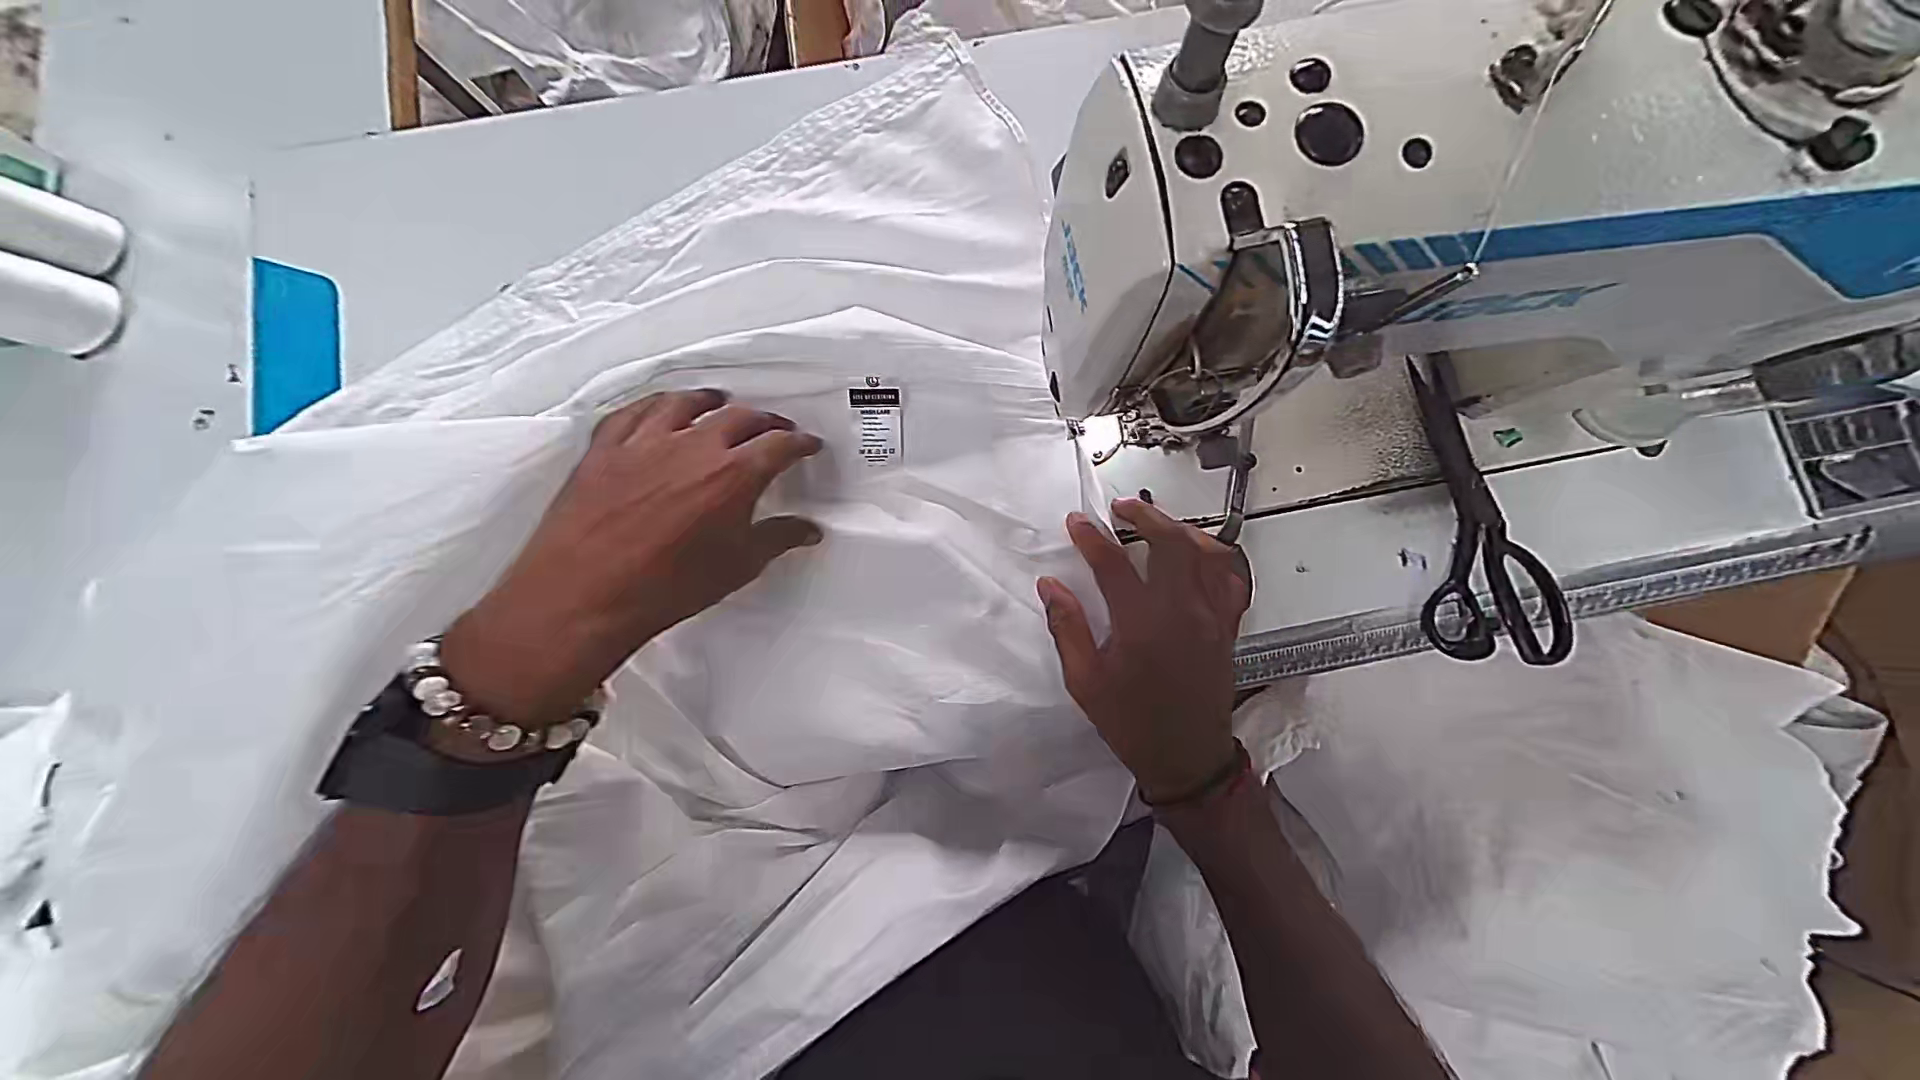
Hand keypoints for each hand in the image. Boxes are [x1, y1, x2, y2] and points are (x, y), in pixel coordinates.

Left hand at [440, 390, 823, 727]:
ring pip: (685, 403)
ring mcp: (646, 443)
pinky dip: (653, 404)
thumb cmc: (665, 586)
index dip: (800, 443)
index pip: (779, 445)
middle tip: (773, 429)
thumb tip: (804, 530)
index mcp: (733, 475)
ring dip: (710, 401)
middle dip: (765, 421)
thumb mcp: (737, 566)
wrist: (588, 594)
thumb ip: (776, 539)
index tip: (806, 445)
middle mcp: (693, 448)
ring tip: (720, 401)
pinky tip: (658, 406)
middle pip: (740, 418)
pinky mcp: (606, 449)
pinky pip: (633, 412)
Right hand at [1037, 498, 1250, 801]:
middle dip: (1143, 516)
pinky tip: (1198, 553)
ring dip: (1179, 528)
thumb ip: (1067, 627)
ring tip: (1157, 522)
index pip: (1113, 563)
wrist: (1186, 757)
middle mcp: (1183, 612)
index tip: (1077, 523)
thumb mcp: (1085, 681)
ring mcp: (1212, 617)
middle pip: (1169, 543)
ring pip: (1205, 553)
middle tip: (1120, 508)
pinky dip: (1214, 556)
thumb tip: (1050, 585)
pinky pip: (1229, 578)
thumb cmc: (1131, 723)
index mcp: (1141, 625)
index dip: (1091, 537)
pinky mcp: (1228, 626)